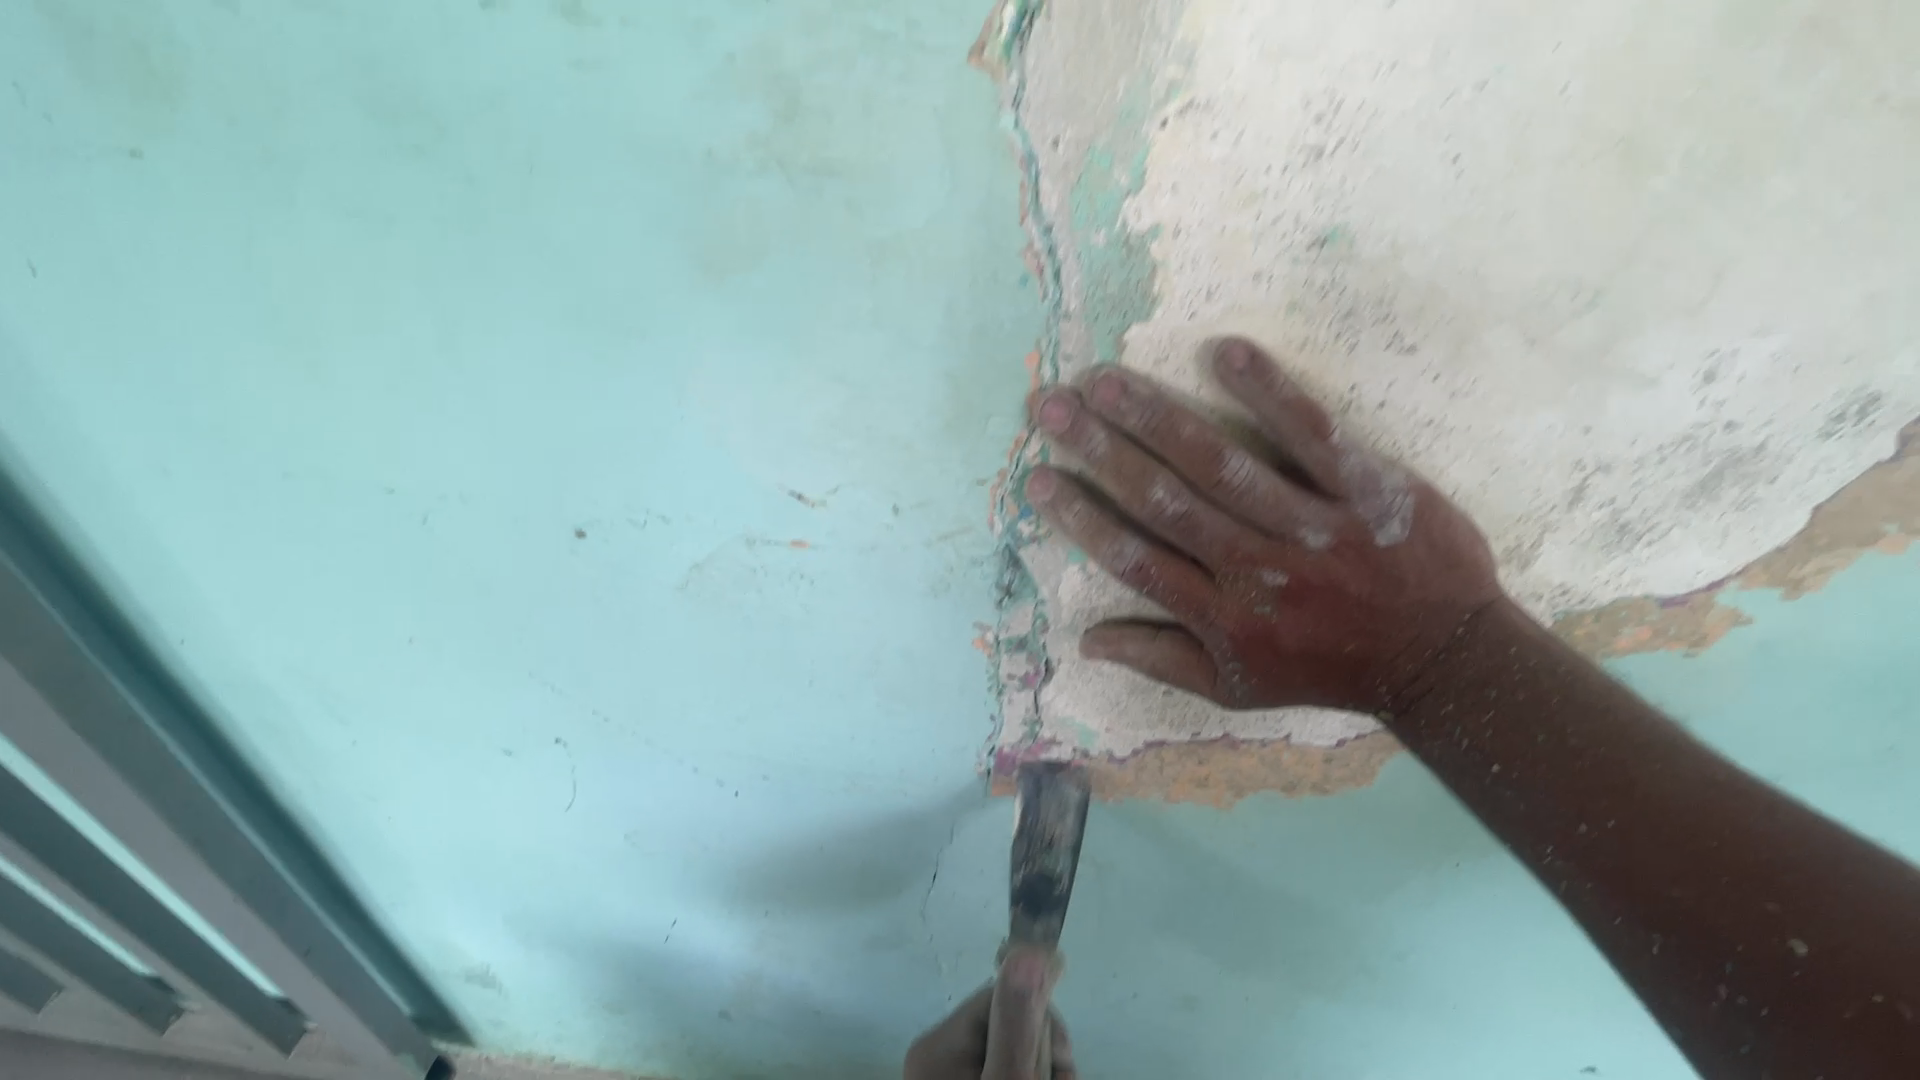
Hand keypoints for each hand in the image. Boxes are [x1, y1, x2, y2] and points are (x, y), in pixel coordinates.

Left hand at [904, 947, 1076, 1079]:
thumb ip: (1016, 1025)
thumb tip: (1029, 951)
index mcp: (937, 1044)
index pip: (1003, 996)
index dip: (1039, 1023)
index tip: (1063, 1061)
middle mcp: (936, 1052)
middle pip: (1009, 1021)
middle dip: (1042, 1051)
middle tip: (1059, 1079)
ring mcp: (947, 1075)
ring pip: (1011, 1045)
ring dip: (1039, 1064)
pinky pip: (1002, 1063)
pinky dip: (1026, 1073)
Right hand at [1023, 337, 1500, 714]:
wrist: (1440, 658)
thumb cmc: (1324, 670)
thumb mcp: (1235, 690)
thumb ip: (1159, 660)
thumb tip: (1084, 643)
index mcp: (1221, 618)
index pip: (1136, 561)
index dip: (1081, 519)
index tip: (1037, 479)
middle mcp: (1256, 569)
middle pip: (1165, 502)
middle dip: (1100, 452)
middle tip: (1052, 407)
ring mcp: (1311, 525)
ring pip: (1221, 464)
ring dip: (1157, 417)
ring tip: (1105, 380)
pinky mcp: (1366, 489)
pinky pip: (1312, 434)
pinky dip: (1268, 392)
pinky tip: (1222, 351)